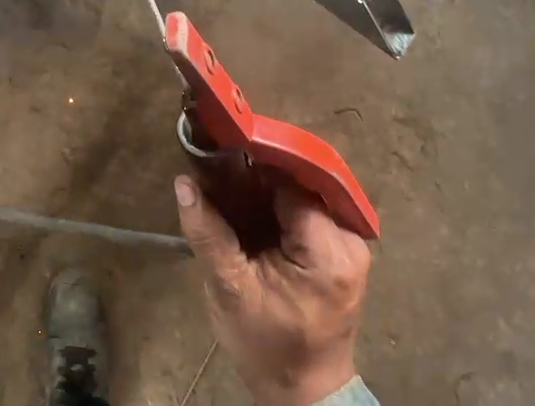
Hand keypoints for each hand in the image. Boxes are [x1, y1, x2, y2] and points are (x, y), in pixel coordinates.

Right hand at [174, 175, 370, 405]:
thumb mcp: (229, 291)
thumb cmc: (266, 346)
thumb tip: (183, 182)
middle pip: (301, 184)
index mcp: (328, 252)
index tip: (217, 153)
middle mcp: (350, 240)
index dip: (253, 165)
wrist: (303, 391)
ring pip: (304, 192)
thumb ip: (208, 234)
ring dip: (268, 187)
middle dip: (259, 174)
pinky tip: (251, 206)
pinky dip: (279, 203)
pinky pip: (308, 209)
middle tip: (219, 172)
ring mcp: (351, 244)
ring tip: (230, 186)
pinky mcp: (342, 249)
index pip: (291, 184)